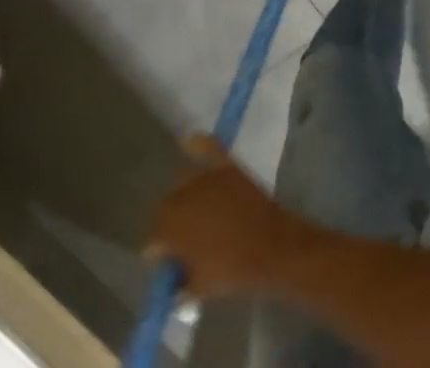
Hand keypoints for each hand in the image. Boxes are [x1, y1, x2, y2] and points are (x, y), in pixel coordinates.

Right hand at [147, 136, 316, 297]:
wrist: (276, 249)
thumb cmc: (236, 271)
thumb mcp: (200, 287)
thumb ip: (178, 284)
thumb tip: (172, 282)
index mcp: (169, 230)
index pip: (153, 240)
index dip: (162, 253)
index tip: (172, 262)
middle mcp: (180, 199)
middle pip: (165, 209)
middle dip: (171, 225)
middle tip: (188, 239)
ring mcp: (205, 180)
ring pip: (183, 184)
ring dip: (186, 196)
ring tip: (200, 212)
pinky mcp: (228, 169)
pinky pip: (209, 149)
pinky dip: (200, 145)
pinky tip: (190, 141)